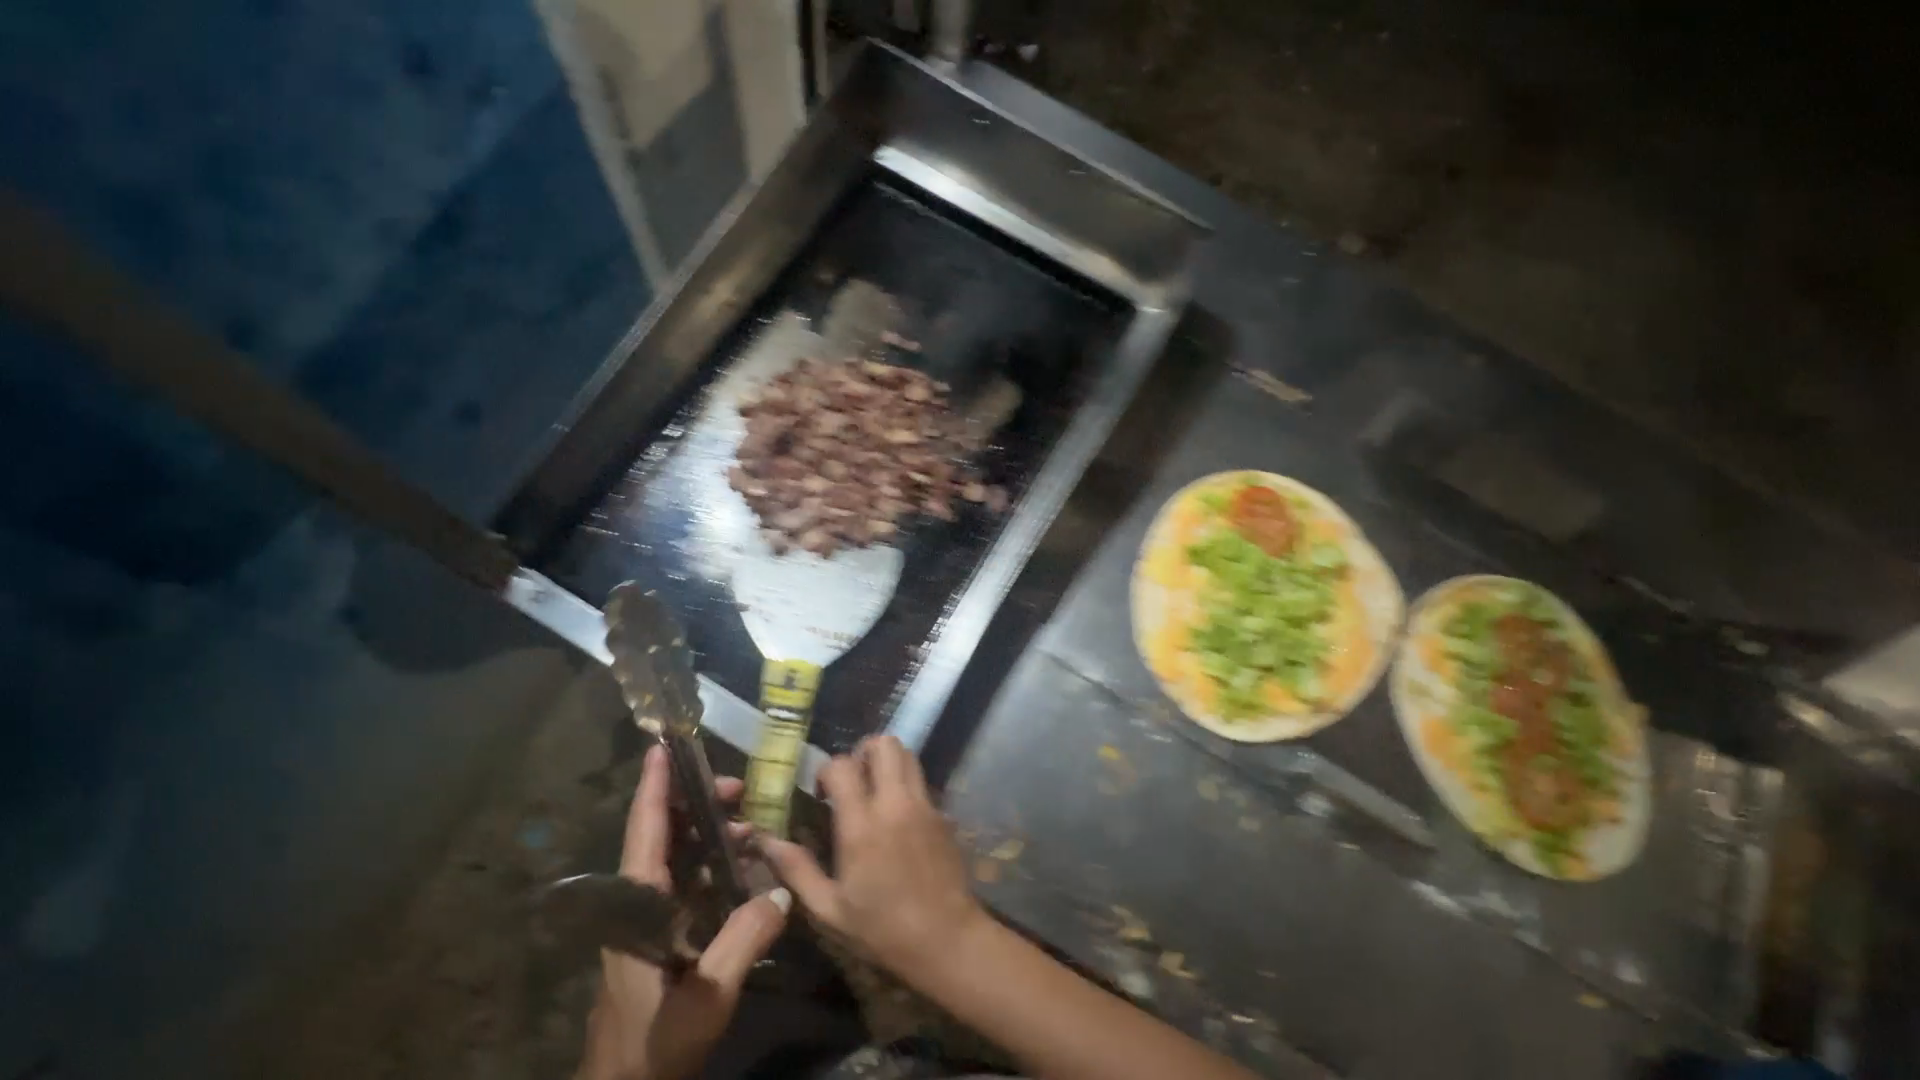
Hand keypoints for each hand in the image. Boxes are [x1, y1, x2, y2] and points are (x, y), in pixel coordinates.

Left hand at [579, 745, 790, 1079]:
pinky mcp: (660, 939)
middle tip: (740, 791)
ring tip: (751, 828)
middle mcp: (637, 904)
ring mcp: (646, 922)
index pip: (645, 831)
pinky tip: (744, 868)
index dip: (654, 787)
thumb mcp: (707, 994)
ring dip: (709, 835)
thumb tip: (782, 893)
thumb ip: (743, 940)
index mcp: (637, 906)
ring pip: (675, 859)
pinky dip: (712, 866)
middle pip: (663, 836)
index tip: (663, 746)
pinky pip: (685, 885)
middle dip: (697, 805)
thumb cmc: (655, 1038)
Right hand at [757, 736, 989, 986]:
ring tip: (874, 792)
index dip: (826, 771)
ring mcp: (924, 807)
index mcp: (862, 825)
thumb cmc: (883, 930)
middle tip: (852, 781)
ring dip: (888, 763)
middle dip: (862, 752)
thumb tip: (767, 841)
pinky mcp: (943, 816)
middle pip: (884, 744)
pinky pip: (922, 783)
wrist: (948, 940)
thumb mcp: (830, 910)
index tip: (821, 795)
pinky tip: (898, 818)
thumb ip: (797, 870)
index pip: (842, 766)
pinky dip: (907, 785)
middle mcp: (895, 804)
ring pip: (908, 755)